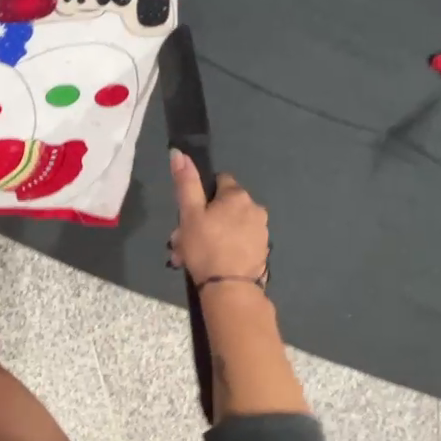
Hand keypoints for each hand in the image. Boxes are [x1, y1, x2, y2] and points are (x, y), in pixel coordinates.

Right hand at [168, 149, 268, 281]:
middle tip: (182, 241)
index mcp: (237, 196)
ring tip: (190, 257)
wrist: (230, 287)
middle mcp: (255, 209)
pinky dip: (222, 249)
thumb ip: (186, 183)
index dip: (200, 195)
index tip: (188, 213)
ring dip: (208, 237)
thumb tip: (179, 152)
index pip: (218, 181)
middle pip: (222, 207)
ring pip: (228, 227)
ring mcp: (261, 231)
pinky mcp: (261, 251)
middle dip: (201, 221)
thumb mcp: (189, 214)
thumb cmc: (206, 246)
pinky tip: (208, 263)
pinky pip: (237, 243)